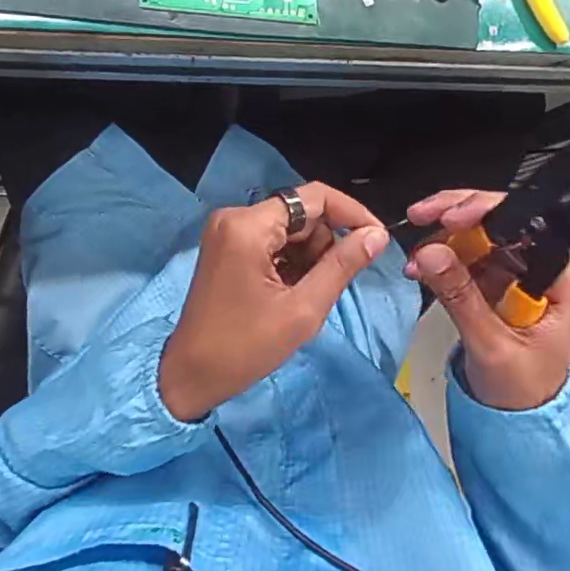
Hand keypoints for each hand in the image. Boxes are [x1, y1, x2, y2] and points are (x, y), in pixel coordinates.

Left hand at [159, 182, 389, 421]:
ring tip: (303, 296)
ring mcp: (226, 231)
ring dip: (308, 257)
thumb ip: (342, 265)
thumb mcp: (303, 309)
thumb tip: (376, 235)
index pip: (313, 197)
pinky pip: (270, 241)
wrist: (192, 373)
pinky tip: (288, 292)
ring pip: (288, 229)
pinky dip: (288, 262)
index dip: (351, 212)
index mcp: (248, 225)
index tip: (377, 238)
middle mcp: (233, 217)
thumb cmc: (245, 346)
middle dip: (324, 244)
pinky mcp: (225, 247)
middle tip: (327, 286)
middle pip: (300, 213)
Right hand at [403, 189, 569, 410]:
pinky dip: (439, 254)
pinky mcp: (492, 281)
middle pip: (501, 221)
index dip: (487, 213)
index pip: (528, 226)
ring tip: (417, 255)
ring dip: (442, 236)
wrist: (515, 417)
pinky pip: (464, 254)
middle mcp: (541, 270)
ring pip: (478, 233)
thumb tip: (432, 253)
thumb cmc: (522, 389)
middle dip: (457, 215)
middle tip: (422, 216)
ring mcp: (515, 273)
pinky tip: (421, 264)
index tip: (449, 217)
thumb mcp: (491, 344)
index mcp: (562, 281)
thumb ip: (461, 297)